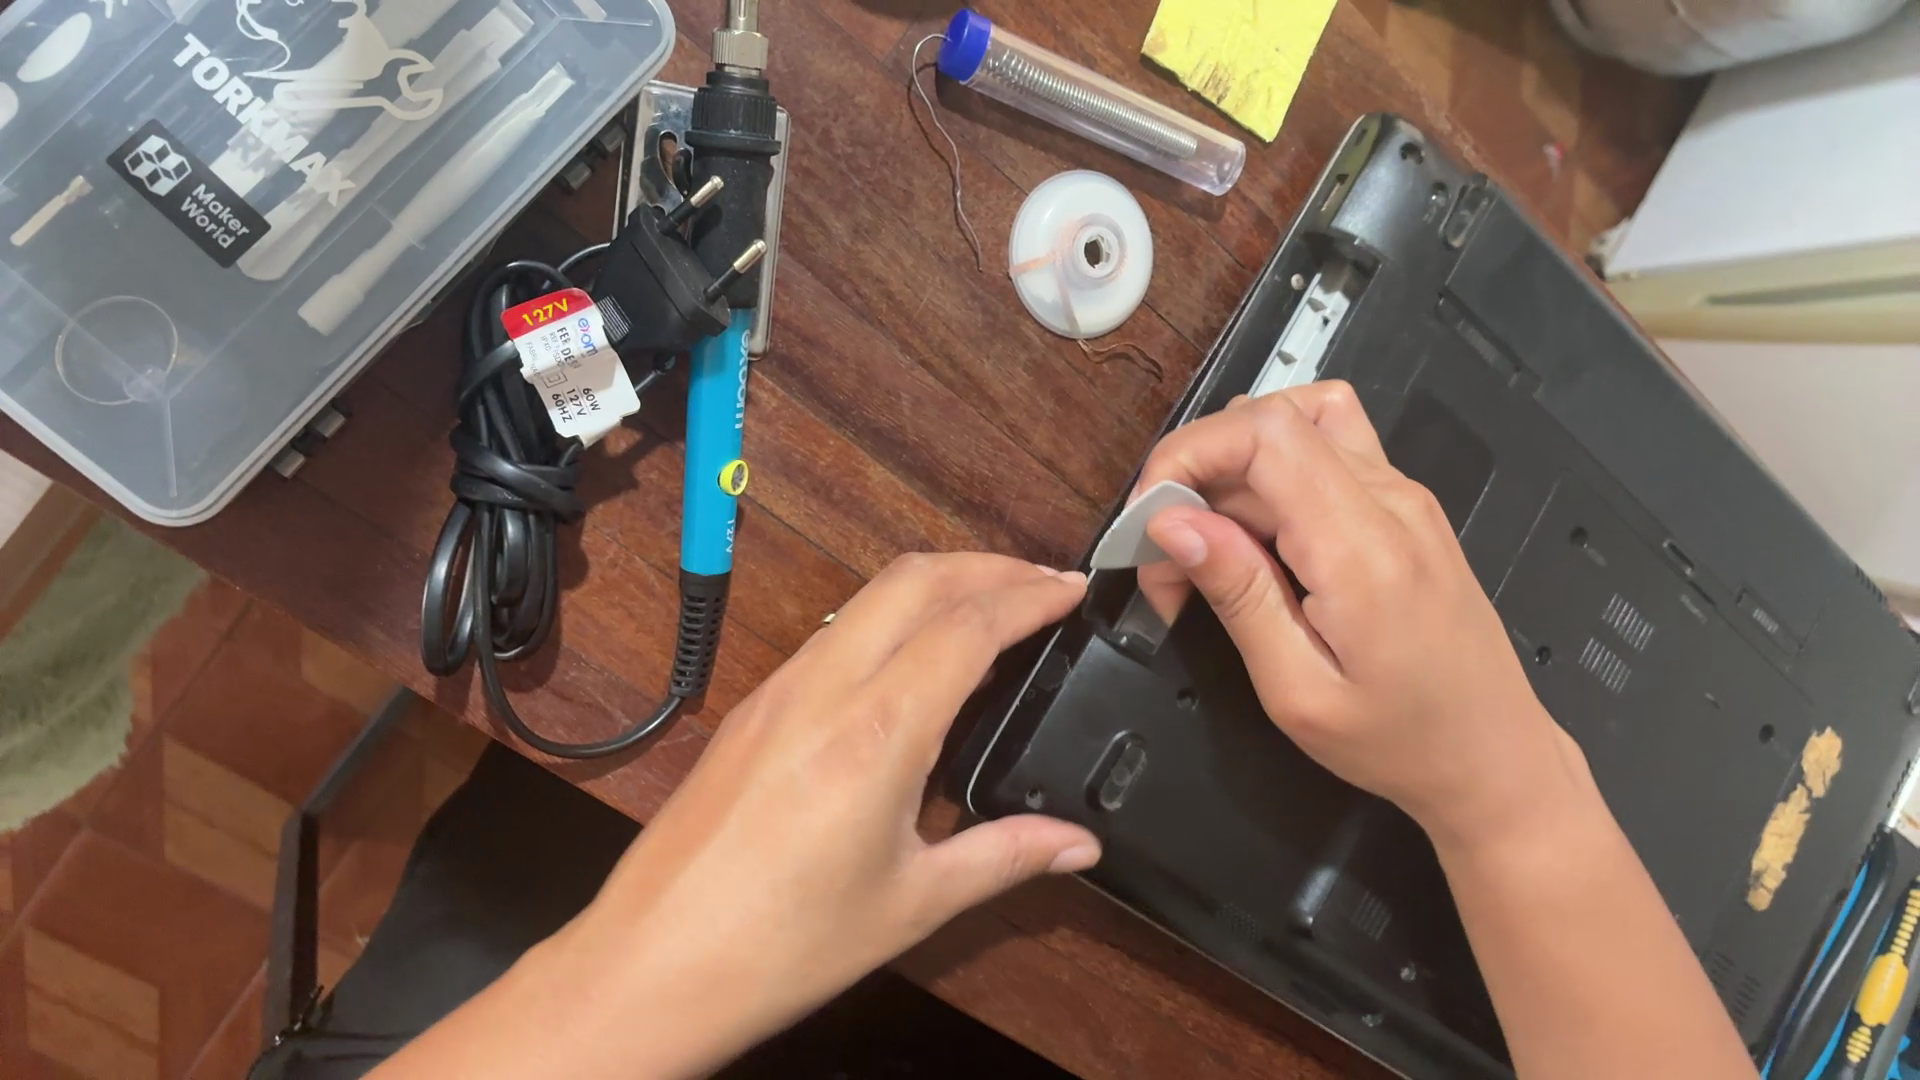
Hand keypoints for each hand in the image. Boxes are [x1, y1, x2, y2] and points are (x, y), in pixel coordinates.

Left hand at [566, 554, 1098, 1077]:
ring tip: (991, 602)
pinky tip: (917, 648)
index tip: (1072, 589)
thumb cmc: (781, 944)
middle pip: (917, 578)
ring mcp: (783, 685)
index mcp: (877, 732)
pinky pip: (837, 627)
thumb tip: (1078, 846)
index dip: (1030, 596)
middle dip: (989, 564)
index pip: (968, 627)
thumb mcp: (912, 903)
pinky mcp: (758, 700)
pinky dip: (894, 612)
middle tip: (1042, 581)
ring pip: (872, 593)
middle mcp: (826, 686)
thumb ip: (1006, 856)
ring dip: (940, 580)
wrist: (650, 962)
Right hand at [1134, 382, 1588, 847]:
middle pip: (1266, 425)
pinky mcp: (1399, 502)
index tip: (1147, 520)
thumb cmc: (1397, 740)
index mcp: (1363, 548)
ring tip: (1209, 541)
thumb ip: (1237, 594)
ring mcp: (1401, 493)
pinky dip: (1265, 467)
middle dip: (1192, 481)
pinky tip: (1253, 524)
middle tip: (1168, 567)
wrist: (1495, 756)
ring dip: (1227, 469)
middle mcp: (1390, 499)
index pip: (1263, 434)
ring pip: (1290, 423)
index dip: (1187, 454)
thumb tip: (1171, 522)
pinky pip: (1321, 444)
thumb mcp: (1297, 689)